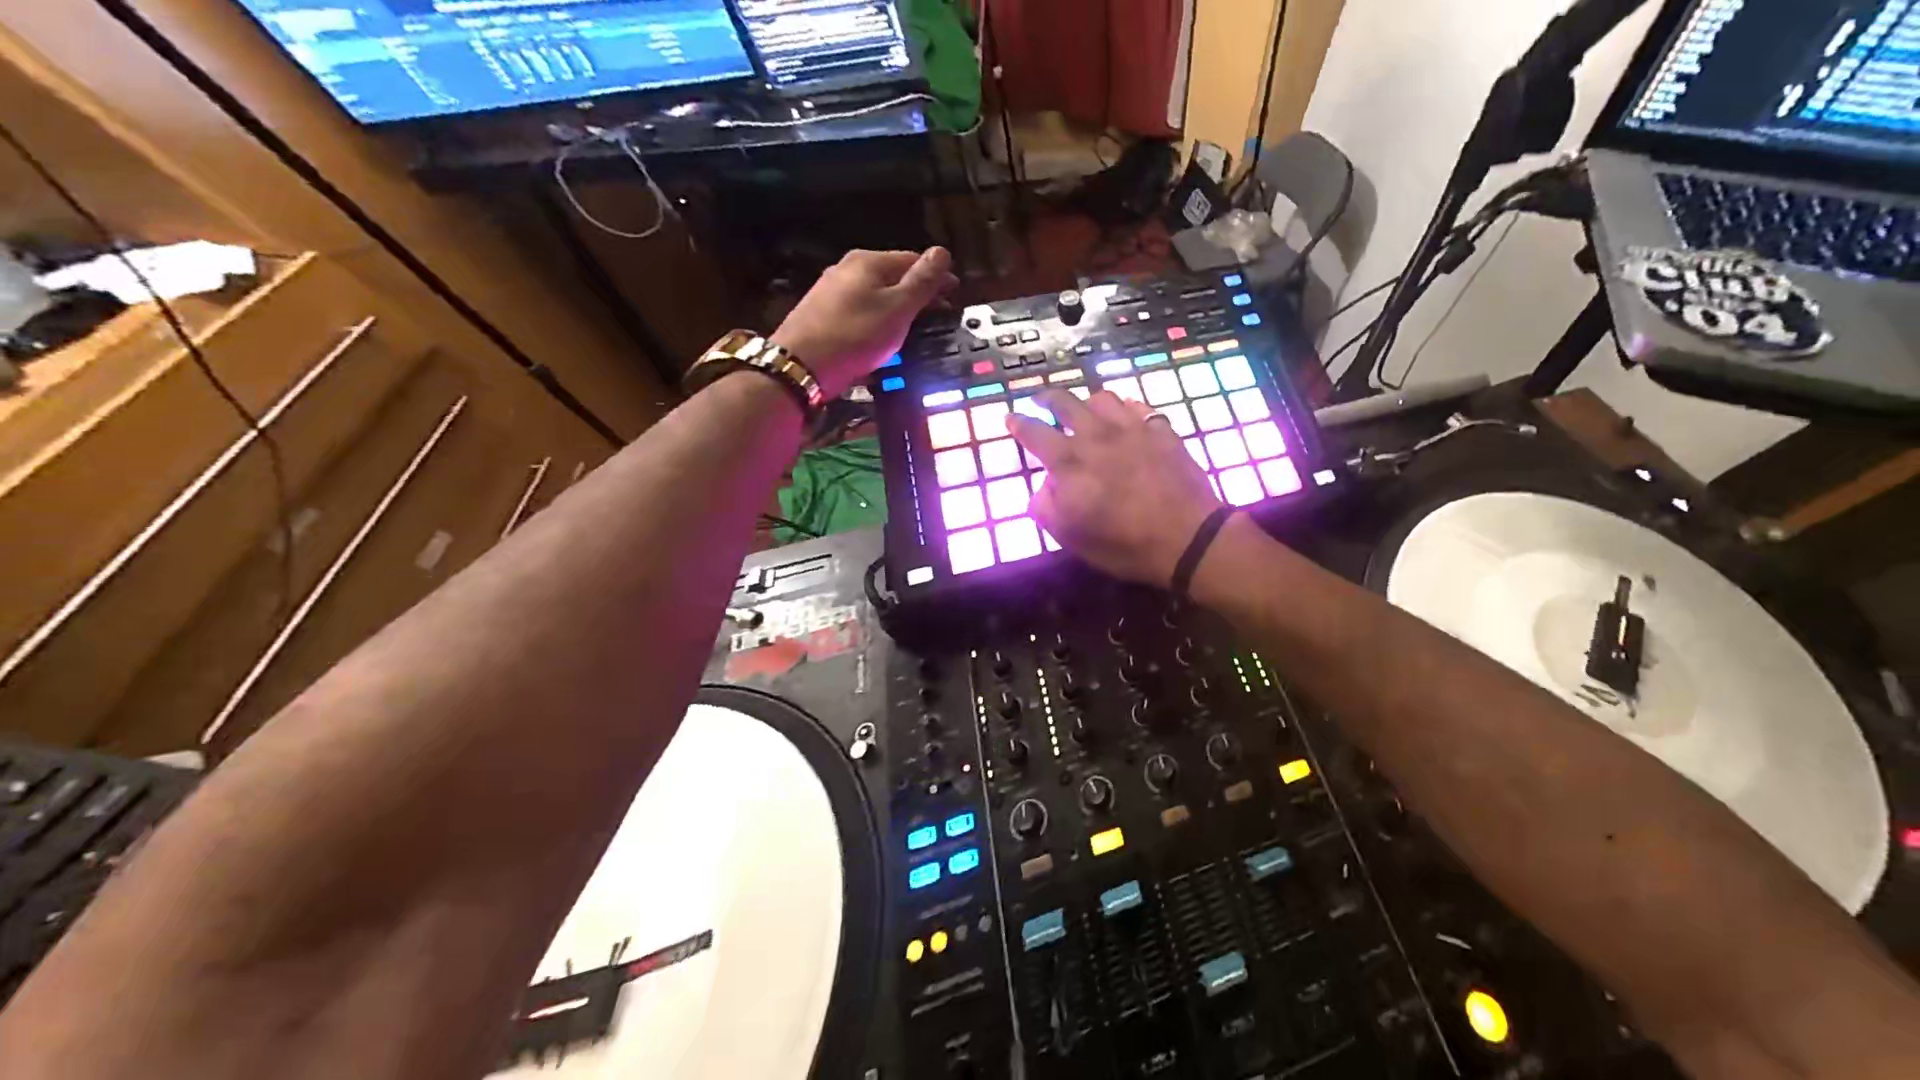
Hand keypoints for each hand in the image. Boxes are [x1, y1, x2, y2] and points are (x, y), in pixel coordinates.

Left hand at [771, 247, 958, 397]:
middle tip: (937, 313)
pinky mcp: (821, 316)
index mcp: (868, 262)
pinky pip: (859, 312)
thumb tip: (942, 252)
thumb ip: (922, 282)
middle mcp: (847, 269)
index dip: (937, 276)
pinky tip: (880, 336)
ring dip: (896, 307)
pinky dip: (876, 320)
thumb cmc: (855, 334)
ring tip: (912, 327)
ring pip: (874, 294)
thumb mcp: (897, 309)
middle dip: (916, 292)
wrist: (801, 365)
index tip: (954, 292)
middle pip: (891, 276)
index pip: (912, 259)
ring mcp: (830, 292)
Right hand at [1009, 389, 1223, 586]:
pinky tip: (1126, 416)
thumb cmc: (1123, 543)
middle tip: (1039, 400)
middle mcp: (1096, 436)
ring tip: (1084, 408)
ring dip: (1086, 401)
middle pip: (1065, 402)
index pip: (1034, 432)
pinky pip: (1139, 408)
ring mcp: (1132, 429)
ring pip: (1103, 398)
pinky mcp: (1161, 432)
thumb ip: (1047, 508)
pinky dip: (1126, 409)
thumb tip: (1043, 487)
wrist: (1188, 538)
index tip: (1010, 418)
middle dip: (1046, 398)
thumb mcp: (1071, 537)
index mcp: (1069, 462)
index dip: (1018, 423)